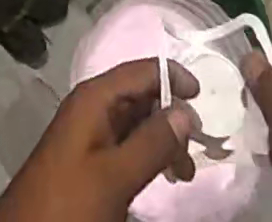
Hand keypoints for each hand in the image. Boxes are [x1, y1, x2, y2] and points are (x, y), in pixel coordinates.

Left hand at [0, 59, 199, 221]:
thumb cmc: (69, 202)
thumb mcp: (116, 175)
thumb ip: (153, 141)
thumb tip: (186, 110)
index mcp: (95, 97)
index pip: (143, 69)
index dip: (174, 77)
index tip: (202, 99)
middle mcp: (92, 106)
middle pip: (142, 95)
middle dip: (172, 116)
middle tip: (194, 152)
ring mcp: (89, 132)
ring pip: (136, 122)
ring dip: (163, 140)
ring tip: (182, 174)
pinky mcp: (88, 158)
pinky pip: (126, 144)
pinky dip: (148, 154)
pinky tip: (161, 175)